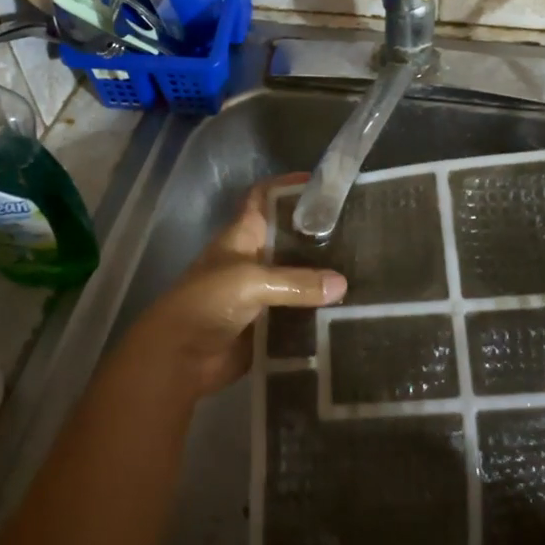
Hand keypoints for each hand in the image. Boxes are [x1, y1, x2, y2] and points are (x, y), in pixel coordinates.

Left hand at [121, 173, 347, 397]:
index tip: (325, 184)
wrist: (178, 359)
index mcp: (244, 235)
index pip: (265, 198)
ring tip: (366, 271)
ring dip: (325, 278)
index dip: (288, 186)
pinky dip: (321, 314)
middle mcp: (256, 259)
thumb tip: (342, 283)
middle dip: (320, 234)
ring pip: (300, 278)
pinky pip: (301, 315)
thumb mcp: (250, 281)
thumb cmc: (206, 303)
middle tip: (363, 231)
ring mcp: (263, 294)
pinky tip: (351, 312)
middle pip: (291, 239)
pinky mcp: (270, 326)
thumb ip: (296, 282)